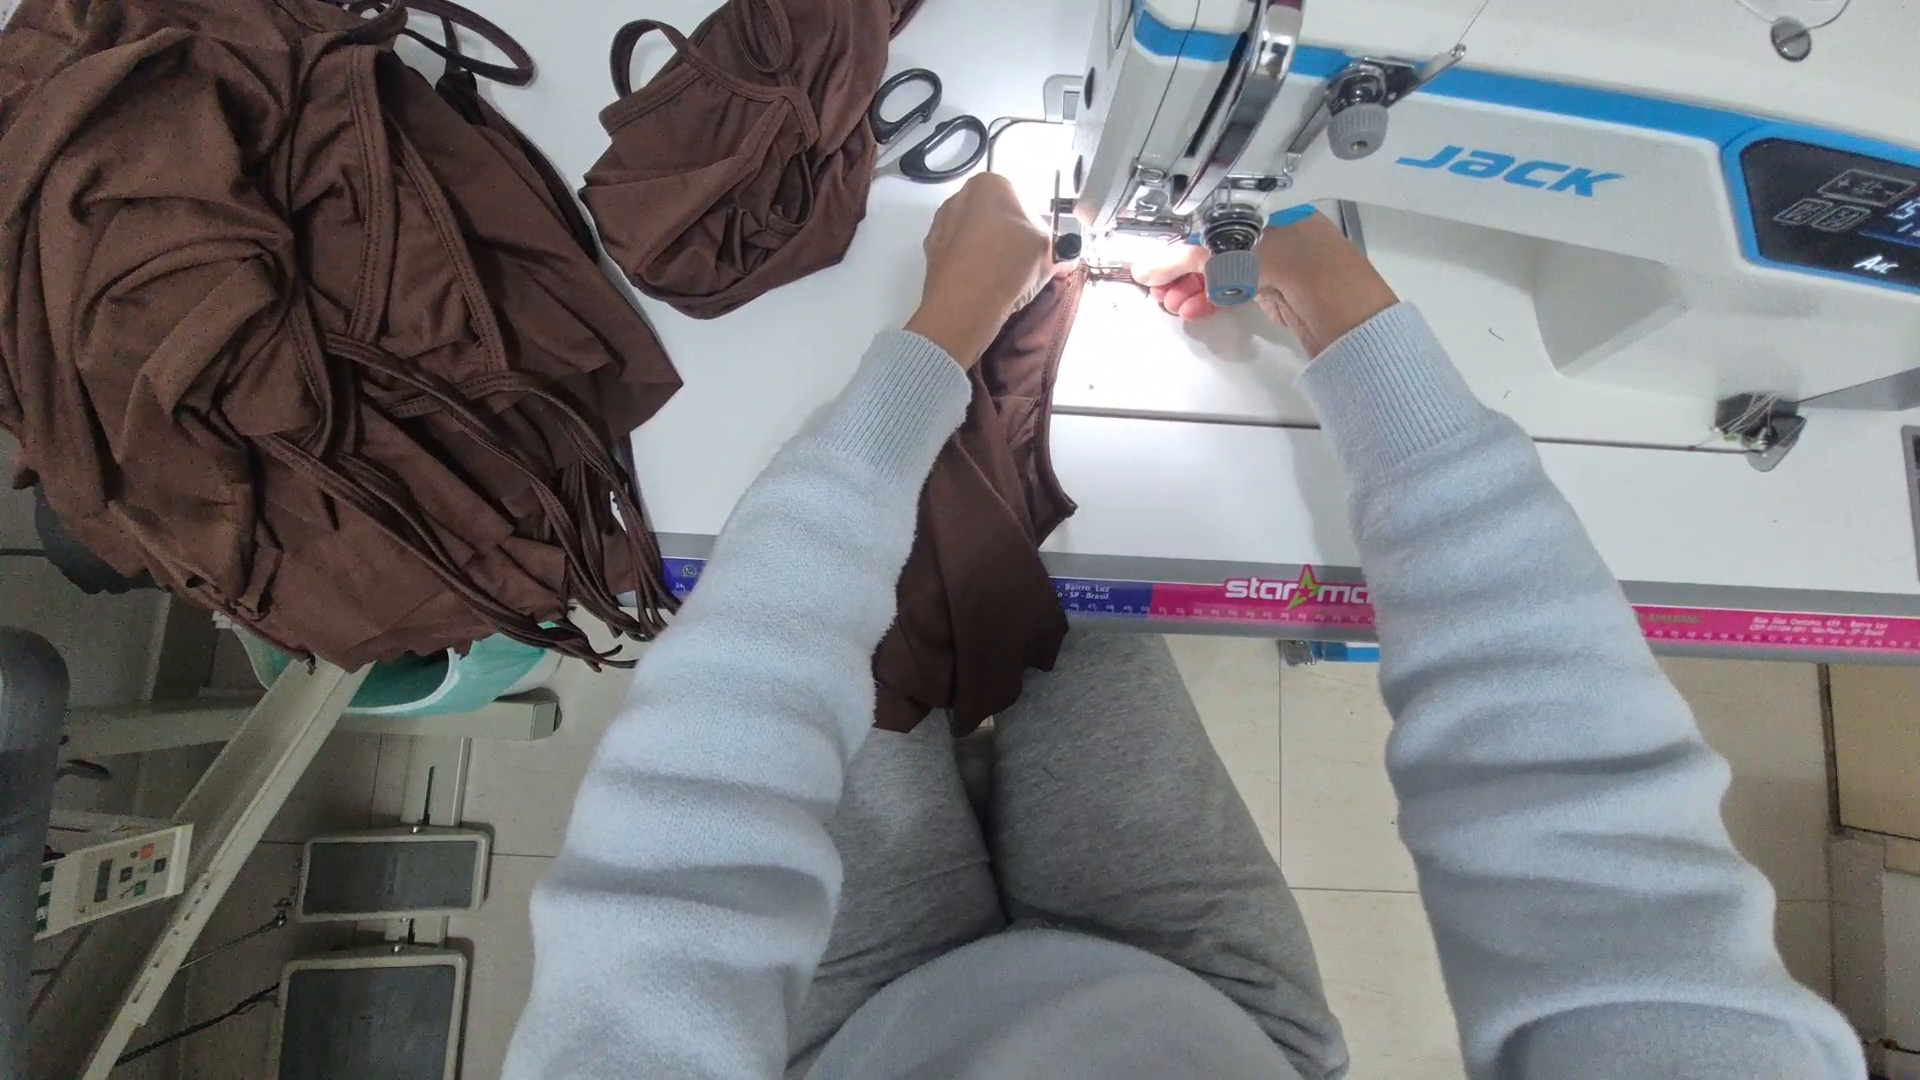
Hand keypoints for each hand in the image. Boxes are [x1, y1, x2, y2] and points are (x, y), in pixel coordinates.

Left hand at [905, 174, 1054, 367]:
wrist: (965, 305)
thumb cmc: (1009, 265)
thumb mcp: (1048, 253)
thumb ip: (1058, 249)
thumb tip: (1064, 256)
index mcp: (990, 184)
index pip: (1021, 201)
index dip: (1034, 229)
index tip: (1037, 251)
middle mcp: (960, 197)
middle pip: (994, 218)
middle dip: (1008, 239)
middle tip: (1021, 268)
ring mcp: (940, 226)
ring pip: (974, 238)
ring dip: (988, 254)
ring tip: (1000, 282)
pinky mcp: (929, 255)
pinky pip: (958, 258)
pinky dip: (969, 269)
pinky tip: (981, 288)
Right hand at [1129, 212, 1397, 357]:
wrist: (1345, 314)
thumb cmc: (1301, 268)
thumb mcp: (1238, 254)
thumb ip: (1190, 259)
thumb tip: (1148, 265)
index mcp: (1270, 211)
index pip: (1212, 223)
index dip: (1179, 243)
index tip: (1154, 263)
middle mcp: (1272, 234)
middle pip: (1213, 250)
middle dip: (1181, 271)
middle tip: (1157, 290)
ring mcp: (1274, 265)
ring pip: (1220, 274)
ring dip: (1191, 289)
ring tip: (1170, 304)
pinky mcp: (1274, 293)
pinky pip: (1232, 292)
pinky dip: (1210, 299)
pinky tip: (1191, 309)